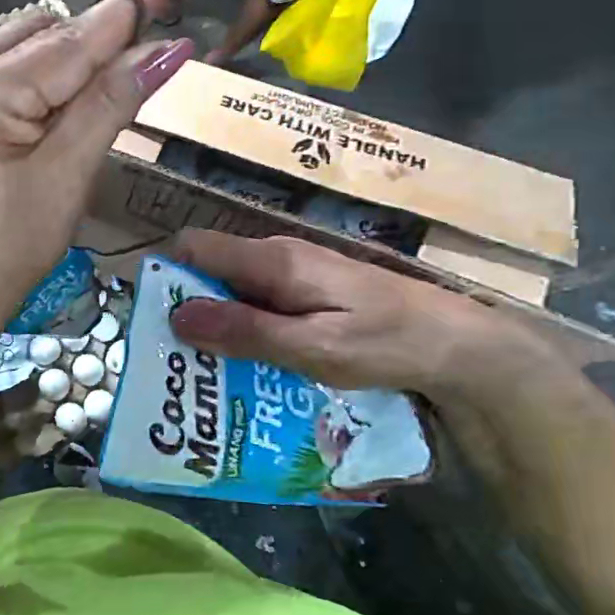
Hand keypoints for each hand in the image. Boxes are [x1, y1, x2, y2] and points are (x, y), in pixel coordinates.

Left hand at [0, 0, 192, 386]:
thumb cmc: (9, 248)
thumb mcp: (67, 176)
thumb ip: (111, 103)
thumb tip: (168, 48)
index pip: (66, 43)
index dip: (122, 15)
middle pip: (41, 35)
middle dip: (95, 40)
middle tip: (147, 51)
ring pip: (20, 46)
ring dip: (67, 57)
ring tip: (108, 83)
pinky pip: (0, 69)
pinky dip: (37, 76)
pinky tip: (61, 101)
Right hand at [165, 230, 573, 406]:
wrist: (462, 346)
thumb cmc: (389, 343)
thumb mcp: (315, 348)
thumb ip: (247, 331)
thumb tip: (178, 315)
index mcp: (272, 261)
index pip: (193, 246)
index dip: (165, 274)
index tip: (152, 319)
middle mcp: (275, 257)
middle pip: (207, 269)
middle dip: (185, 307)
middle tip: (175, 357)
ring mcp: (292, 273)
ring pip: (230, 288)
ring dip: (213, 322)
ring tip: (203, 367)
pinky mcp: (306, 291)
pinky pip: (255, 303)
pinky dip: (241, 328)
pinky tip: (246, 363)